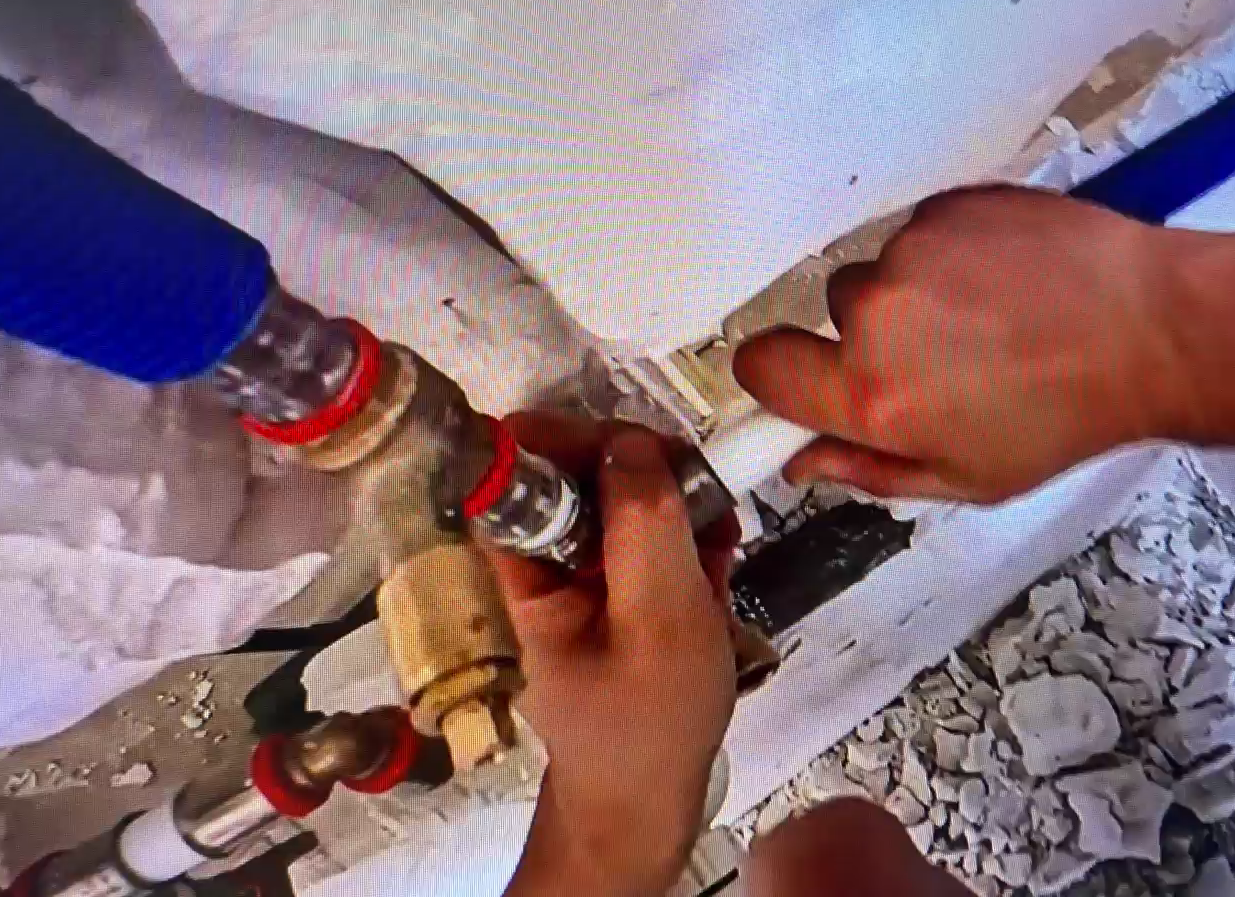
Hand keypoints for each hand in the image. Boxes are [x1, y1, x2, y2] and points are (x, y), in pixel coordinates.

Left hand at [487, 414, 737, 896]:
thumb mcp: (659, 624)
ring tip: (719, 542)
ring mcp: (570, 565)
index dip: (575, 437)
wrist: (648, 796)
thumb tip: (630, 440)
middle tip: (704, 500)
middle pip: (574, 464)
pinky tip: (713, 561)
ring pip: (613, 489)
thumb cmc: (647, 727)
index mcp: (516, 567)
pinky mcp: (602, 575)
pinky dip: (680, 529)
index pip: (515, 462)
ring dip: (674, 501)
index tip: (644, 452)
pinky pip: (637, 524)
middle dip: (645, 472)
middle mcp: (534, 555)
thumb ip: (645, 528)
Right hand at [734, 186, 1193, 502]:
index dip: (771, 374)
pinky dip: (946, 255)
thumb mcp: (961, 476)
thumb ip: (863, 471)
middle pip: (826, 316)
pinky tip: (999, 277)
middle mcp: (875, 316)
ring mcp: (910, 251)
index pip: (758, 366)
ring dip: (911, 293)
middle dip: (865, 336)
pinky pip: (916, 235)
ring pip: (876, 272)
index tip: (796, 375)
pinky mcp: (945, 207)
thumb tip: (799, 460)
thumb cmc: (1063, 416)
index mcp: (871, 394)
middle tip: (936, 354)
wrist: (1159, 327)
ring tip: (983, 313)